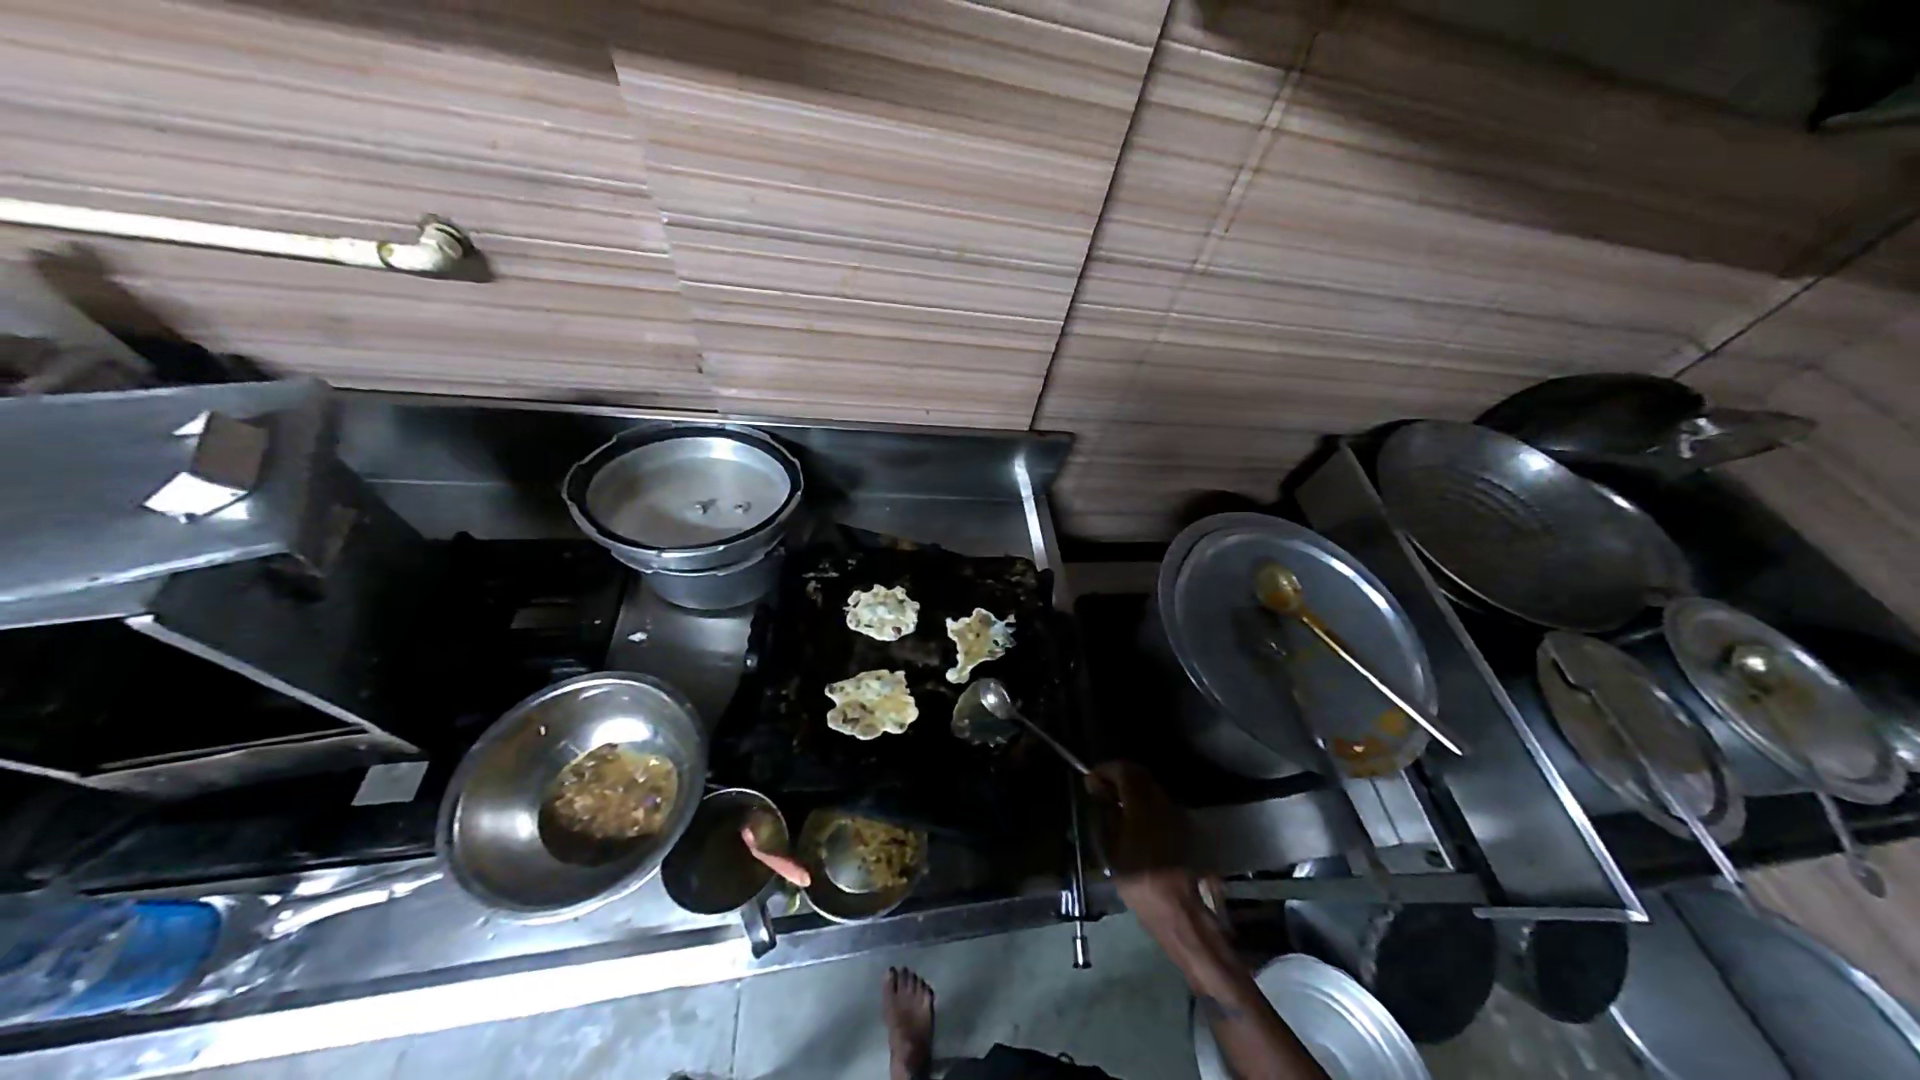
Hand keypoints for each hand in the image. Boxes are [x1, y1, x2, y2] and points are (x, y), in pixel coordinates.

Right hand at [1086, 762, 1200, 933]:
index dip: (1105, 769)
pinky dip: (1144, 800)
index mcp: (1142, 806)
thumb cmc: (1138, 881)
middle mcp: (1161, 802)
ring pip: (1151, 786)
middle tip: (1101, 790)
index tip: (1091, 779)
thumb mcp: (1111, 846)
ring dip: (1132, 787)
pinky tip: (1134, 818)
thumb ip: (1104, 809)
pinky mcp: (1182, 825)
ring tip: (1115, 805)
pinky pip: (1159, 801)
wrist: (1178, 908)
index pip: (1124, 770)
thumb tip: (1095, 784)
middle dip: (1119, 775)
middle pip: (1140, 774)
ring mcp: (1175, 813)